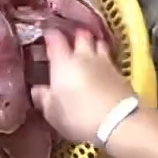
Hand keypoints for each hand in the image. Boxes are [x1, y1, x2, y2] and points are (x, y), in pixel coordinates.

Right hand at [29, 30, 133, 144]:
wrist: (119, 122)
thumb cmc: (78, 115)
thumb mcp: (52, 112)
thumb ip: (43, 98)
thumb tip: (36, 89)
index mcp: (63, 62)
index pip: (55, 39)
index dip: (50, 34)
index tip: (46, 35)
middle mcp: (84, 57)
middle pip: (81, 36)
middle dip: (75, 36)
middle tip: (70, 41)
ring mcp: (105, 63)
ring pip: (99, 44)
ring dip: (94, 45)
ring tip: (89, 50)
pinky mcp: (121, 74)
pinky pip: (110, 60)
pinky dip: (105, 61)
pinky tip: (103, 69)